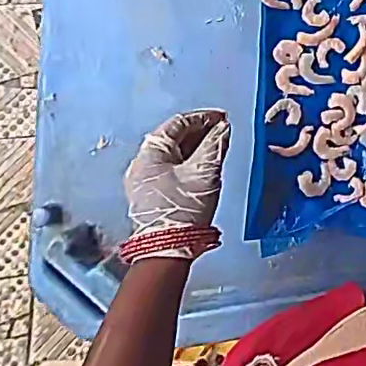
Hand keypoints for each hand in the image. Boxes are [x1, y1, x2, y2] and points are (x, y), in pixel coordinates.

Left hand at [123, 110, 229, 238]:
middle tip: (223, 128)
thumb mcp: (205, 171)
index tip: (223, 118)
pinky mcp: (151, 193)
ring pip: (173, 153)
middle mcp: (142, 164)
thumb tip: (223, 127)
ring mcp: (144, 180)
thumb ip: (215, 144)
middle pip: (174, 137)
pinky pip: (172, 166)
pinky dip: (190, 159)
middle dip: (200, 130)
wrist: (169, 248)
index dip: (203, 117)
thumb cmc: (184, 207)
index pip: (178, 124)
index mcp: (150, 154)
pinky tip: (205, 161)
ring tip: (218, 142)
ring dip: (196, 145)